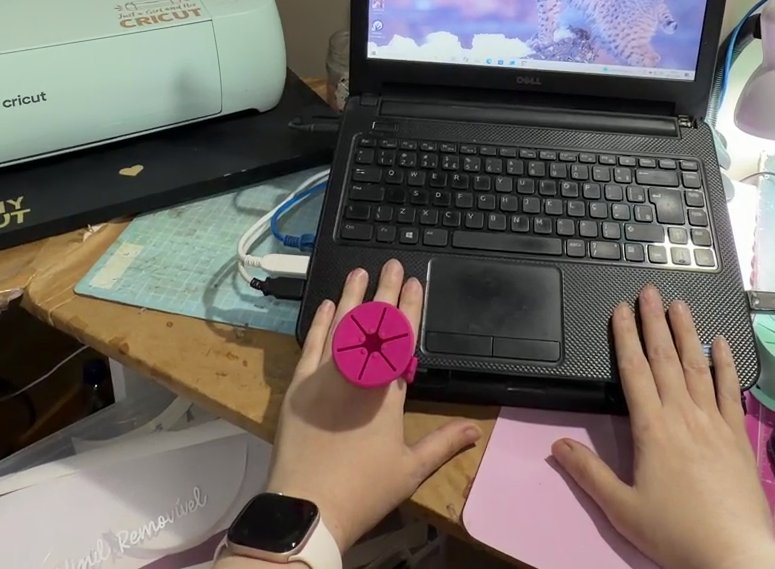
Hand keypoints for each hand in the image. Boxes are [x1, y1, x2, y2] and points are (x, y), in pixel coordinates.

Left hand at [263, 261, 480, 550]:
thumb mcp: (410, 469)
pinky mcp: (299, 386)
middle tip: (392, 264)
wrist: (307, 509)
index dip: (409, 308)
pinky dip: (321, 323)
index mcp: (385, 391)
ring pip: (342, 327)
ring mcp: (325, 376)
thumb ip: (443, 444)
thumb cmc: (363, 490)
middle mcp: (356, 374)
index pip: (401, 338)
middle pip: (373, 324)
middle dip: (385, 291)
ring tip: (360, 271)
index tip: (414, 282)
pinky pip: (312, 345)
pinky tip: (328, 304)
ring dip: (353, 297)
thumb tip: (476, 430)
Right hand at [551, 286, 774, 568]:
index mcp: (651, 428)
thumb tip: (556, 444)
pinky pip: (730, 390)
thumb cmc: (675, 532)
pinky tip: (721, 342)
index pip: (634, 370)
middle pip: (664, 358)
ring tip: (679, 304)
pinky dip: (724, 364)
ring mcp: (713, 421)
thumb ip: (588, 473)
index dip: (625, 337)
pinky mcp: (737, 434)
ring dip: (686, 332)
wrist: (734, 555)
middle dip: (654, 321)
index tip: (621, 309)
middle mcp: (682, 415)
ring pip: (696, 366)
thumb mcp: (622, 508)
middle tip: (649, 291)